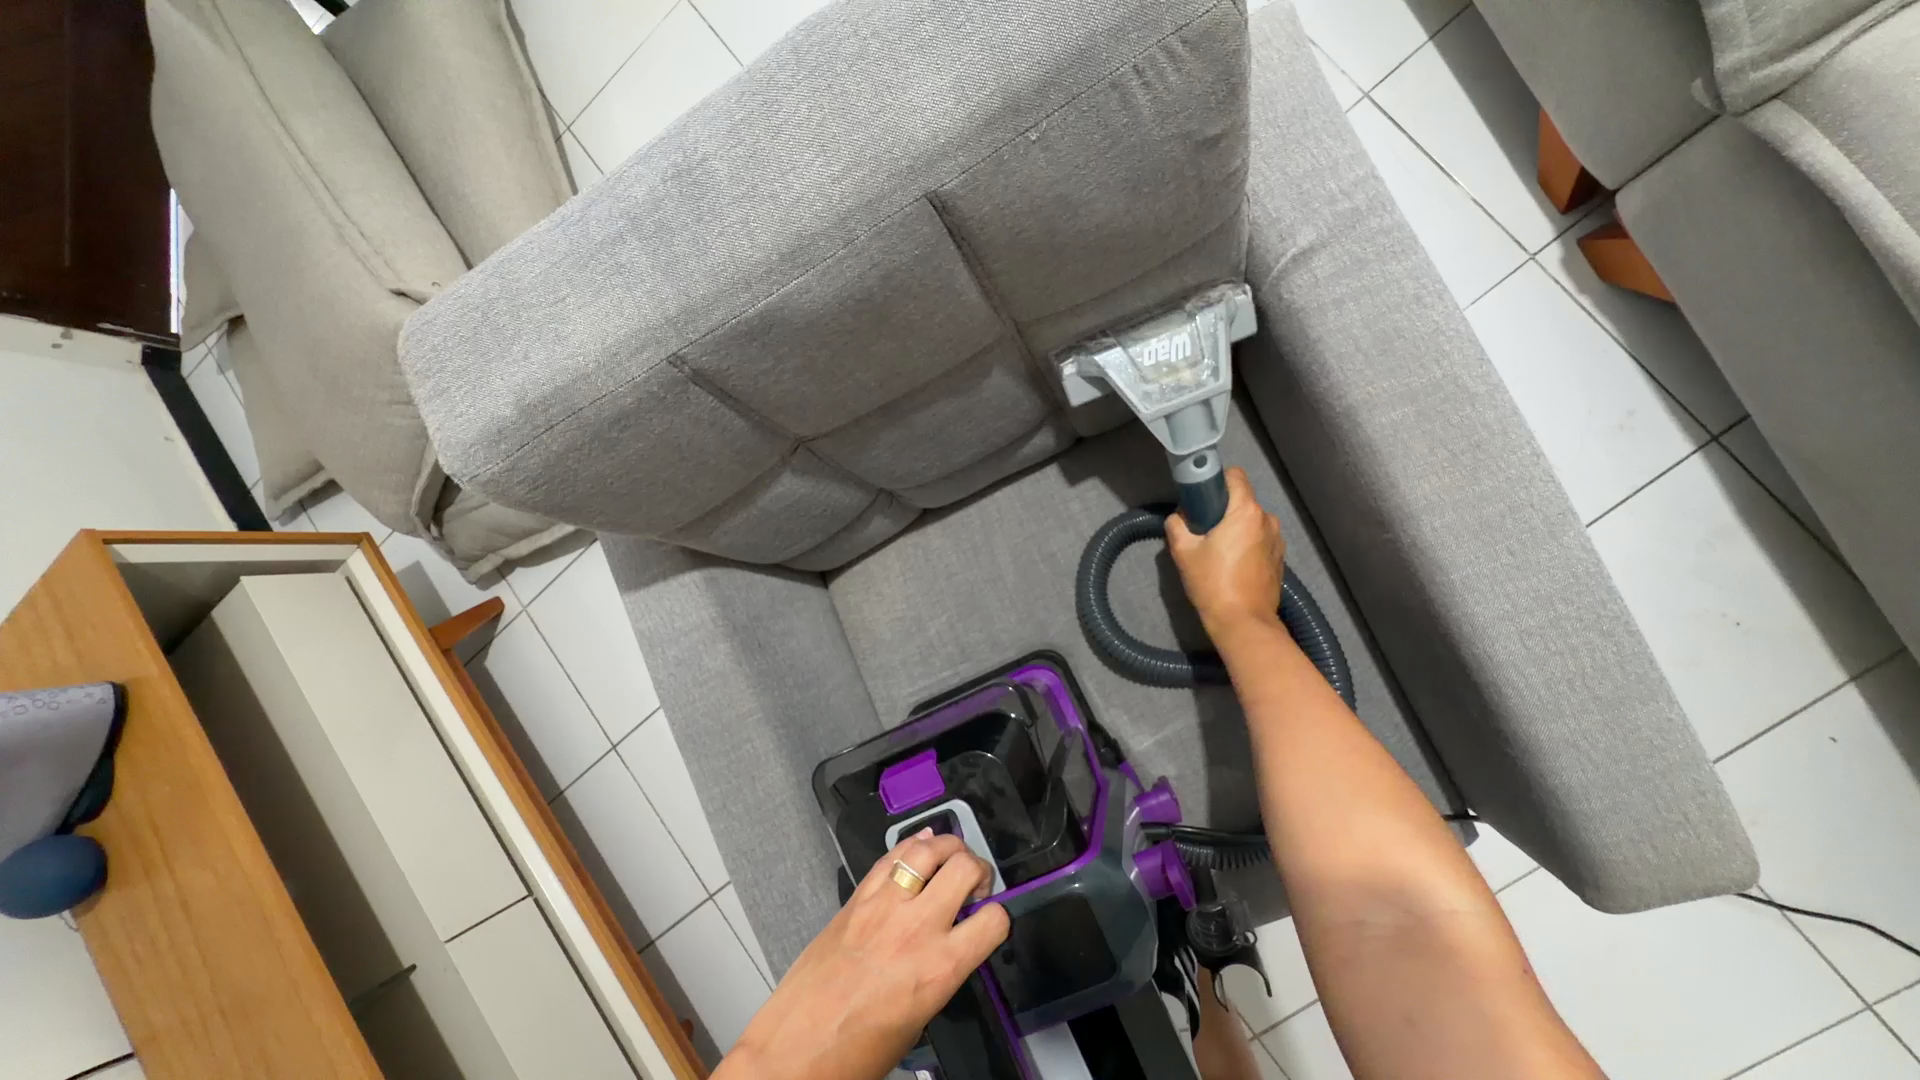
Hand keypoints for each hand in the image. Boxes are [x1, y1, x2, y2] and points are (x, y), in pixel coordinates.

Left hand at [715, 830, 1010, 1079]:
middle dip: (979, 869)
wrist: (798, 1049)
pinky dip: (909, 846)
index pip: (994, 919)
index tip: (990, 920)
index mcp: (938, 968)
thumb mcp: (921, 1017)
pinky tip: (918, 848)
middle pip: (964, 866)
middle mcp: (915, 928)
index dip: (999, 917)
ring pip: (926, 848)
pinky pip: (889, 857)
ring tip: (949, 858)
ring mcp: (883, 906)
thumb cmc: (856, 1049)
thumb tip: (955, 944)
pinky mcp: (855, 898)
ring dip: (946, 847)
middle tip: (974, 884)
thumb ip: (944, 970)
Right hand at [1165, 467, 1285, 638]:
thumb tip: (1178, 517)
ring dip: (1235, 528)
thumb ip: (1177, 526)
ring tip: (1217, 550)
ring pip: (1251, 521)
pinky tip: (1232, 564)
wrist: (1243, 621)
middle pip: (1242, 501)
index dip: (1216, 480)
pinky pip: (1260, 539)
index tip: (1201, 497)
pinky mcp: (1280, 558)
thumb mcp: (1183, 552)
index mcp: (1246, 512)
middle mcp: (1267, 520)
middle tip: (1202, 529)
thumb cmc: (1212, 583)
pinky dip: (1246, 544)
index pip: (1235, 476)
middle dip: (1223, 509)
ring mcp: (1277, 539)